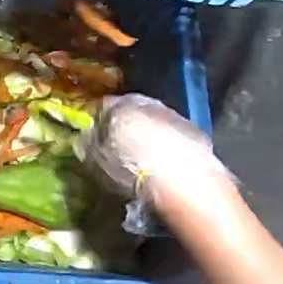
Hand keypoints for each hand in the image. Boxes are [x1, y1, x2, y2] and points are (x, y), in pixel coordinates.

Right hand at [81, 94, 231, 227]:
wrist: (182, 180)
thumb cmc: (130, 168)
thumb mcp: (95, 161)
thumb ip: (87, 145)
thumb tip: (86, 138)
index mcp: (119, 105)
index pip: (103, 106)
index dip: (98, 122)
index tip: (95, 138)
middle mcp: (148, 103)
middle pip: (131, 111)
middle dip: (125, 126)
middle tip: (119, 149)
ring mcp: (174, 116)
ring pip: (154, 122)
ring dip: (148, 136)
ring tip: (144, 161)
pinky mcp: (196, 133)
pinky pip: (173, 137)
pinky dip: (168, 147)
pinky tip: (166, 166)